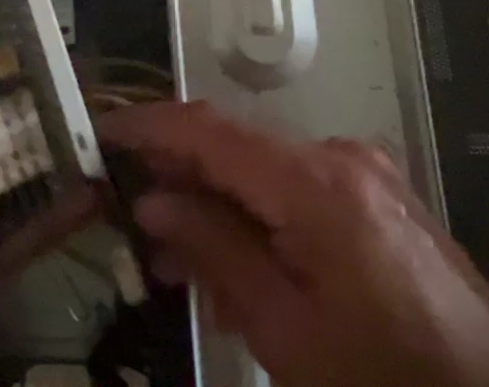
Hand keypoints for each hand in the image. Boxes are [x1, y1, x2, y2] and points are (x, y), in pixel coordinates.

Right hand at [98, 102, 488, 386]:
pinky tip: (243, 273)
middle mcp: (343, 159)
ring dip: (220, 210)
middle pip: (236, 149)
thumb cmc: (386, 379)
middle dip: (183, 183)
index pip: (210, 130)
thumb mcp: (284, 327)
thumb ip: (214, 249)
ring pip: (264, 174)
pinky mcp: (380, 202)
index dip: (149, 127)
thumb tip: (155, 201)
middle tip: (139, 230)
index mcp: (317, 182)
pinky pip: (299, 193)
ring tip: (187, 268)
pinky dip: (261, 220)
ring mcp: (367, 177)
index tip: (102, 132)